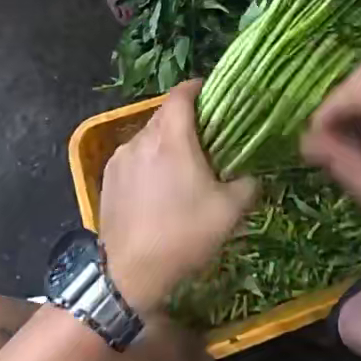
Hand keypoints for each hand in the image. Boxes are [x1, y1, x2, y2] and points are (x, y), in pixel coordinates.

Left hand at [98, 81, 256, 313]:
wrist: (128, 273)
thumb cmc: (182, 236)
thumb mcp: (228, 212)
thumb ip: (246, 185)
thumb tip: (252, 174)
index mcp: (171, 138)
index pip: (182, 94)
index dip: (198, 87)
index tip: (214, 93)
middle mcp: (142, 139)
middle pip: (165, 114)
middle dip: (186, 117)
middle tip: (208, 134)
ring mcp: (120, 157)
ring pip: (148, 136)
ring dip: (167, 141)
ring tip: (184, 163)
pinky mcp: (108, 177)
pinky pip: (134, 156)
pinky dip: (149, 160)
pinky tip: (159, 185)